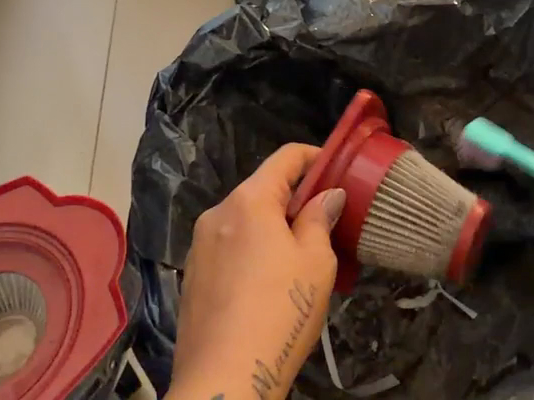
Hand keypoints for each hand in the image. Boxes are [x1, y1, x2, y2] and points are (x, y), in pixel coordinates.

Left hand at [167, 145, 344, 399]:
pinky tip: (272, 284)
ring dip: (275, 228)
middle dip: (297, 199)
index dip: (317, 157)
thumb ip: (321, 219)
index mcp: (248, 201)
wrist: (222, 383)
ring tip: (303, 258)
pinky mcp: (193, 278)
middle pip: (264, 189)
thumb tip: (327, 195)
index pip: (286, 157)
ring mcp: (199, 247)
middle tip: (328, 223)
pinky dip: (255, 251)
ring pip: (247, 221)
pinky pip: (231, 248)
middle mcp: (218, 214)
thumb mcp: (316, 261)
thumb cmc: (278, 312)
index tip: (340, 171)